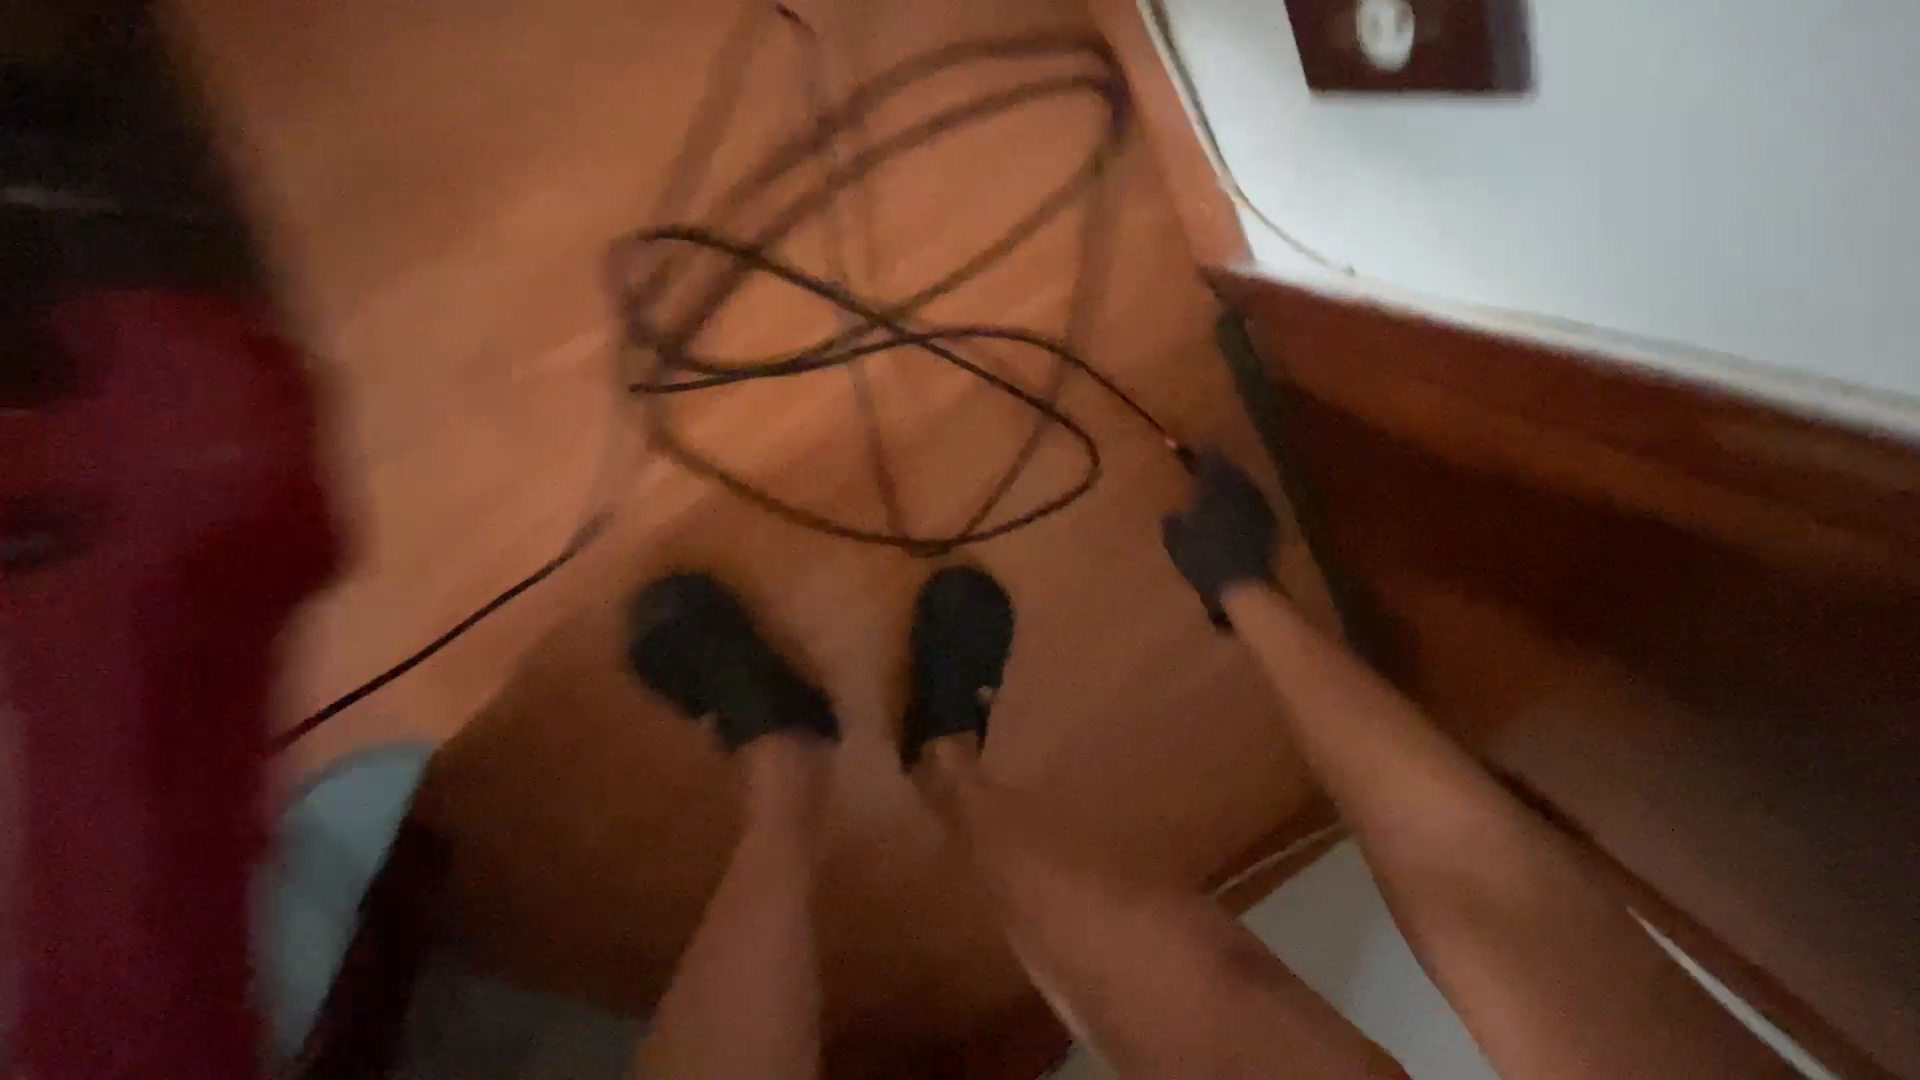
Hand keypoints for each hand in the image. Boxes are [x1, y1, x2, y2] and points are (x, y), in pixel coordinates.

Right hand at [1161, 451, 1279, 626]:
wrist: (1243, 584)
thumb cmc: (1203, 562)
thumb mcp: (1176, 544)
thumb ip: (1172, 524)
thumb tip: (1171, 514)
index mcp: (1213, 488)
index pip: (1205, 457)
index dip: (1190, 449)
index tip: (1175, 445)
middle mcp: (1237, 489)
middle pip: (1226, 464)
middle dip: (1211, 462)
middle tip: (1198, 462)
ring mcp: (1256, 503)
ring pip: (1241, 479)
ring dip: (1227, 477)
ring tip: (1215, 483)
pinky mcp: (1268, 519)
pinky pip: (1252, 497)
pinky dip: (1240, 495)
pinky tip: (1233, 506)